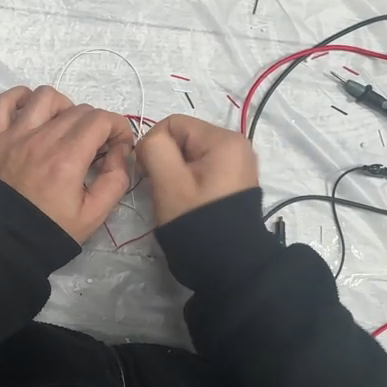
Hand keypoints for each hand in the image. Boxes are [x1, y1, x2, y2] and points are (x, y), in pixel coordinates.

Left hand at [0, 86, 134, 241]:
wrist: (2, 244)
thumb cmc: (49, 232)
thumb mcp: (94, 215)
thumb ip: (115, 180)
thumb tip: (120, 152)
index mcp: (68, 158)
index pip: (102, 120)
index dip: (119, 128)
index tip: (119, 145)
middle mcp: (42, 139)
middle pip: (79, 110)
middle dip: (96, 124)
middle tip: (95, 147)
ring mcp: (15, 135)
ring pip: (45, 97)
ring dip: (63, 106)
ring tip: (65, 127)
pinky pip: (4, 102)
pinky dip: (20, 98)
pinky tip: (32, 112)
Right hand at [134, 114, 259, 224]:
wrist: (226, 262)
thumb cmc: (196, 220)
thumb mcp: (169, 182)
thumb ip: (154, 149)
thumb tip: (148, 142)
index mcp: (224, 139)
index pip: (172, 123)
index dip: (154, 146)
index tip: (151, 175)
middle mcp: (236, 144)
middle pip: (183, 137)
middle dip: (167, 159)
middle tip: (166, 189)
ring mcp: (238, 162)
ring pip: (190, 153)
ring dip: (176, 171)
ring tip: (178, 196)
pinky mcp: (234, 178)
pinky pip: (202, 166)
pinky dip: (190, 179)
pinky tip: (190, 198)